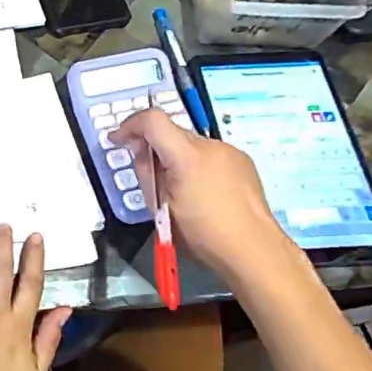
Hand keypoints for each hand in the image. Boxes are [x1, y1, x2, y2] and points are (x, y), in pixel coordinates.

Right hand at [110, 109, 302, 286]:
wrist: (253, 249)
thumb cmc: (203, 236)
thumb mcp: (162, 209)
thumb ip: (148, 175)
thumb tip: (143, 154)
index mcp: (187, 156)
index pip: (152, 120)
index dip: (130, 125)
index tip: (118, 140)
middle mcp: (211, 145)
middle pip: (172, 132)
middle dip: (153, 146)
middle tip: (145, 173)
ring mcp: (230, 152)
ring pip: (192, 145)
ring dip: (177, 157)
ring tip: (177, 190)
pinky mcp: (243, 162)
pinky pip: (211, 156)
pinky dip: (197, 165)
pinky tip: (202, 193)